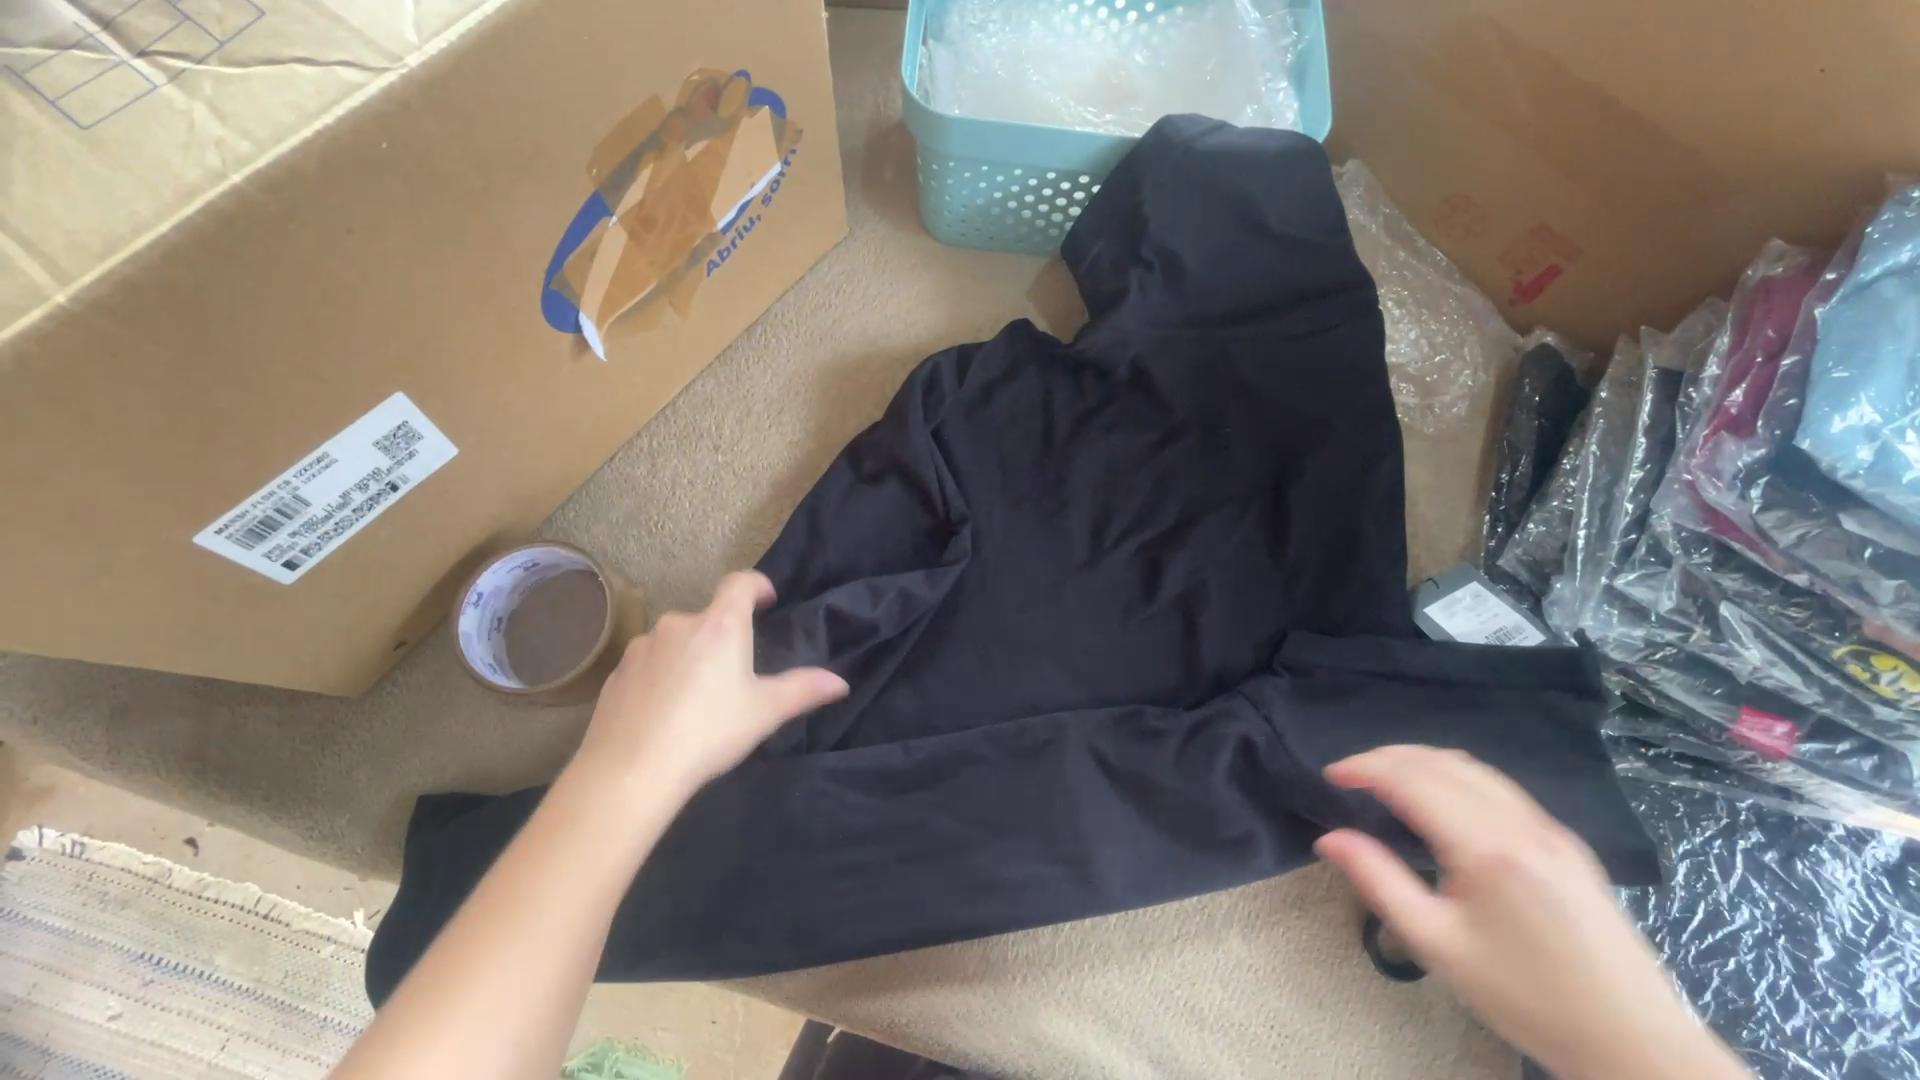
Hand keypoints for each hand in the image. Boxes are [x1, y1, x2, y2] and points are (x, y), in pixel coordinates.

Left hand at [569, 571, 847, 802]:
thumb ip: (803, 690)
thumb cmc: (708, 732)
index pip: (740, 583)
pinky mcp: (617, 673)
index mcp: (720, 626)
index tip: (767, 600)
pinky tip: (664, 712)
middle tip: (734, 674)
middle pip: (708, 618)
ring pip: (675, 642)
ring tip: (697, 698)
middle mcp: (678, 625)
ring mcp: (642, 647)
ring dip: (689, 656)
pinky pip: (648, 665)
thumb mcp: (764, 712)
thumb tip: (840, 682)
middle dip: (723, 636)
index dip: (757, 585)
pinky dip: (660, 677)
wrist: (630, 769)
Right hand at [1315, 746, 1749, 1079]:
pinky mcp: (1565, 843)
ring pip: (1474, 769)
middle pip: (1442, 762)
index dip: (1365, 768)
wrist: (1632, 1039)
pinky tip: (1439, 802)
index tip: (1331, 776)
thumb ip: (1380, 882)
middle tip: (1350, 775)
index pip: (1413, 779)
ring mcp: (1550, 830)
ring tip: (1385, 781)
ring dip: (1422, 763)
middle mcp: (1521, 824)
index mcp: (1487, 847)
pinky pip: (1499, 788)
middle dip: (1388, 758)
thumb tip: (1330, 839)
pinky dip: (1455, 777)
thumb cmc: (1524, 997)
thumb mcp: (1438, 946)